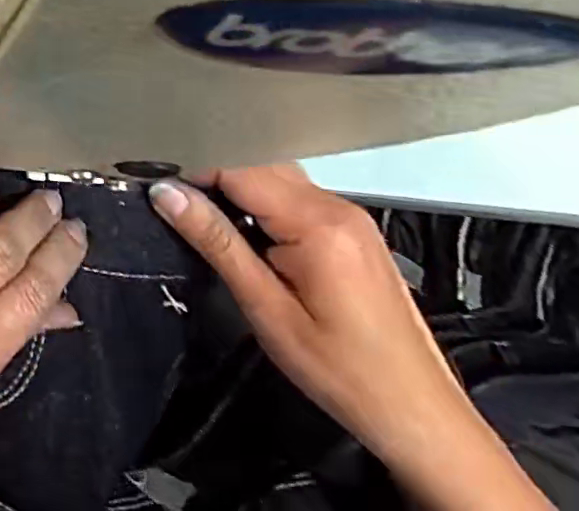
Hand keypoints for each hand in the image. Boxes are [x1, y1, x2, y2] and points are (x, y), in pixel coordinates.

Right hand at [149, 166, 552, 510]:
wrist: (419, 415)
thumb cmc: (342, 371)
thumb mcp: (266, 308)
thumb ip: (216, 242)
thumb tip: (167, 194)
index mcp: (318, 222)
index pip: (240, 167)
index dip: (194, 170)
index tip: (159, 188)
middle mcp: (338, 206)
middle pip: (260, 163)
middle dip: (213, 175)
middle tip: (175, 202)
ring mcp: (351, 216)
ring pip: (277, 176)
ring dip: (237, 189)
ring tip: (204, 217)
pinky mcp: (354, 230)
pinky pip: (296, 196)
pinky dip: (262, 203)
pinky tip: (246, 233)